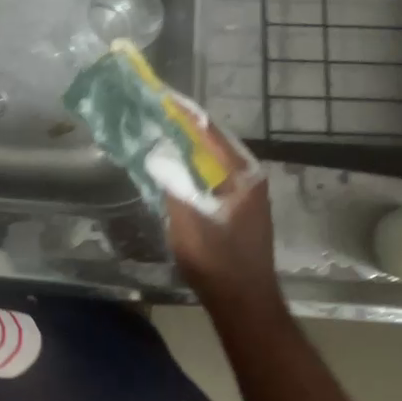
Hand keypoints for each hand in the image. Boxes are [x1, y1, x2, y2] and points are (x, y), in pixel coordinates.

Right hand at [163, 114, 280, 305]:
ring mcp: (245, 195)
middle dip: (183, 127)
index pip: (209, 132)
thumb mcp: (187, 218)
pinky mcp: (236, 210)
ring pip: (211, 161)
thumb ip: (173, 181)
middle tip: (153, 112)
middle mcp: (248, 178)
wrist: (243, 304)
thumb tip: (158, 151)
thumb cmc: (218, 261)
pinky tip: (170, 167)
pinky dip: (191, 167)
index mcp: (243, 175)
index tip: (160, 96)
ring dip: (186, 148)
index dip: (184, 113)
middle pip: (211, 143)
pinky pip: (210, 177)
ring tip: (157, 132)